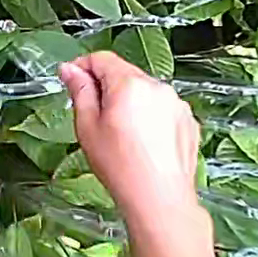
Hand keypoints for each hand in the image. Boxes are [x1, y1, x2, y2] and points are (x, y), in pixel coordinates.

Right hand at [58, 52, 201, 220]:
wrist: (159, 197)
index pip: (102, 58)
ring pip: (143, 90)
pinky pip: (160, 107)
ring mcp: (177, 104)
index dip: (81, 66)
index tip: (70, 82)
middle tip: (90, 112)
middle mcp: (158, 87)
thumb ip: (80, 91)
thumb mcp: (87, 125)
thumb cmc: (117, 162)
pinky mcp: (188, 121)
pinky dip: (146, 114)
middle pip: (123, 73)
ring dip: (126, 100)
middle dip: (103, 85)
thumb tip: (69, 69)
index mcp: (129, 84)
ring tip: (116, 131)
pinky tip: (138, 140)